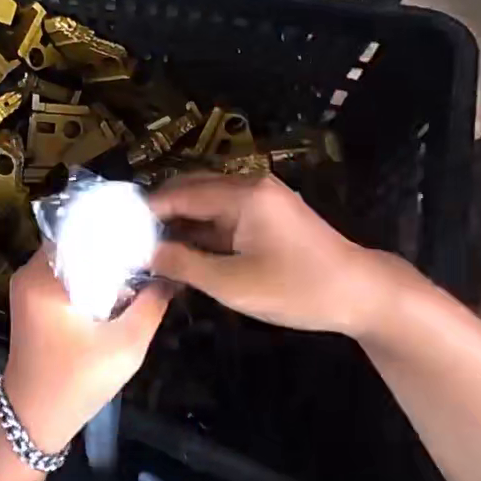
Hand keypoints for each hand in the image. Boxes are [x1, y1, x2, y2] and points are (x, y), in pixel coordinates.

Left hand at [0, 246, 171, 454]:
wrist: (34, 417)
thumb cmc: (77, 383)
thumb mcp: (125, 347)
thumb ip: (150, 305)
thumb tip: (170, 276)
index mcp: (44, 277)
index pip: (81, 231)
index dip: (115, 230)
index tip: (148, 232)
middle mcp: (29, 272)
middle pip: (74, 241)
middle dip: (109, 245)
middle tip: (148, 246)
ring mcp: (27, 285)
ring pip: (70, 256)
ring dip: (99, 261)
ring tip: (138, 263)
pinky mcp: (32, 298)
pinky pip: (63, 272)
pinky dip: (87, 274)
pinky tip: (115, 284)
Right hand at [148, 173, 420, 336]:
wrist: (364, 296)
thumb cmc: (298, 289)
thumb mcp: (232, 284)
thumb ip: (182, 264)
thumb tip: (142, 254)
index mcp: (241, 194)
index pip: (178, 194)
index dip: (145, 211)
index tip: (116, 230)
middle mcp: (248, 184)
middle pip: (188, 190)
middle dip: (158, 213)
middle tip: (128, 238)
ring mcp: (259, 197)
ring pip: (203, 202)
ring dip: (178, 222)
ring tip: (148, 246)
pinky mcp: (265, 213)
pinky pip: (221, 214)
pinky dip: (199, 230)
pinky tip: (181, 250)